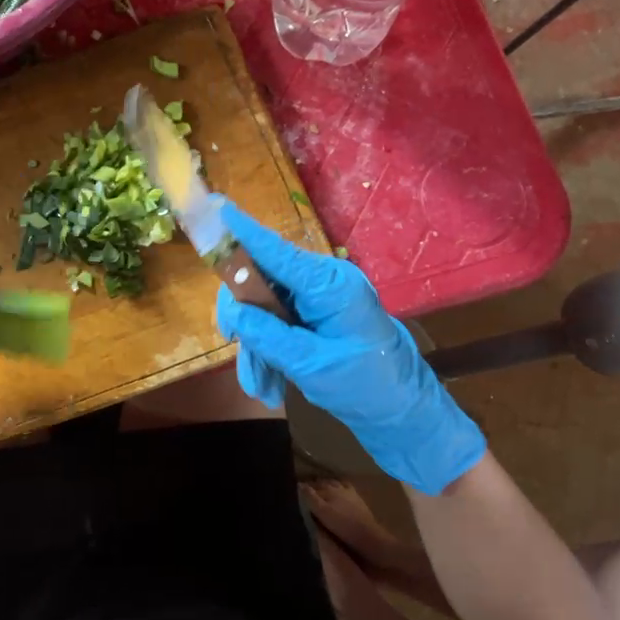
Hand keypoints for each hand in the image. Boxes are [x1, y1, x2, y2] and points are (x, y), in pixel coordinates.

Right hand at [213, 202, 484, 495]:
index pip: (277, 252)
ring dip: (255, 348)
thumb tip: (233, 311)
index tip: (218, 207)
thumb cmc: (366, 385)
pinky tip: (269, 385)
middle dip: (243, 320)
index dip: (244, 232)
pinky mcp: (312, 316)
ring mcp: (316, 299)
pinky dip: (267, 353)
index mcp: (330, 284)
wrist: (402, 412)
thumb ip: (269, 336)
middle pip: (259, 281)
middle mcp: (321, 282)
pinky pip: (274, 324)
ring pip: (262, 309)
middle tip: (231, 345)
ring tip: (261, 387)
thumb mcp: (312, 365)